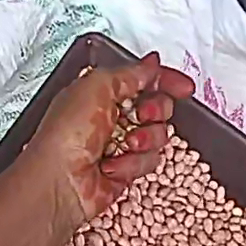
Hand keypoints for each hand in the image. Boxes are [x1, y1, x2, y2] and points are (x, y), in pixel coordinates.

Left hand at [21, 53, 195, 221]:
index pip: (143, 80)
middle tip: (143, 115)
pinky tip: (112, 167)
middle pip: (158, 108)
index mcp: (104, 92)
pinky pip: (150, 162)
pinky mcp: (127, 170)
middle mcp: (114, 117)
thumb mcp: (97, 86)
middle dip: (156, 110)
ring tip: (125, 145)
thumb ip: (129, 73)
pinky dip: (133, 164)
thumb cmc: (68, 134)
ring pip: (159, 137)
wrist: (60, 180)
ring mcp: (121, 145)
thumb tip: (151, 64)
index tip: (184, 87)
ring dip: (145, 140)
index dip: (166, 81)